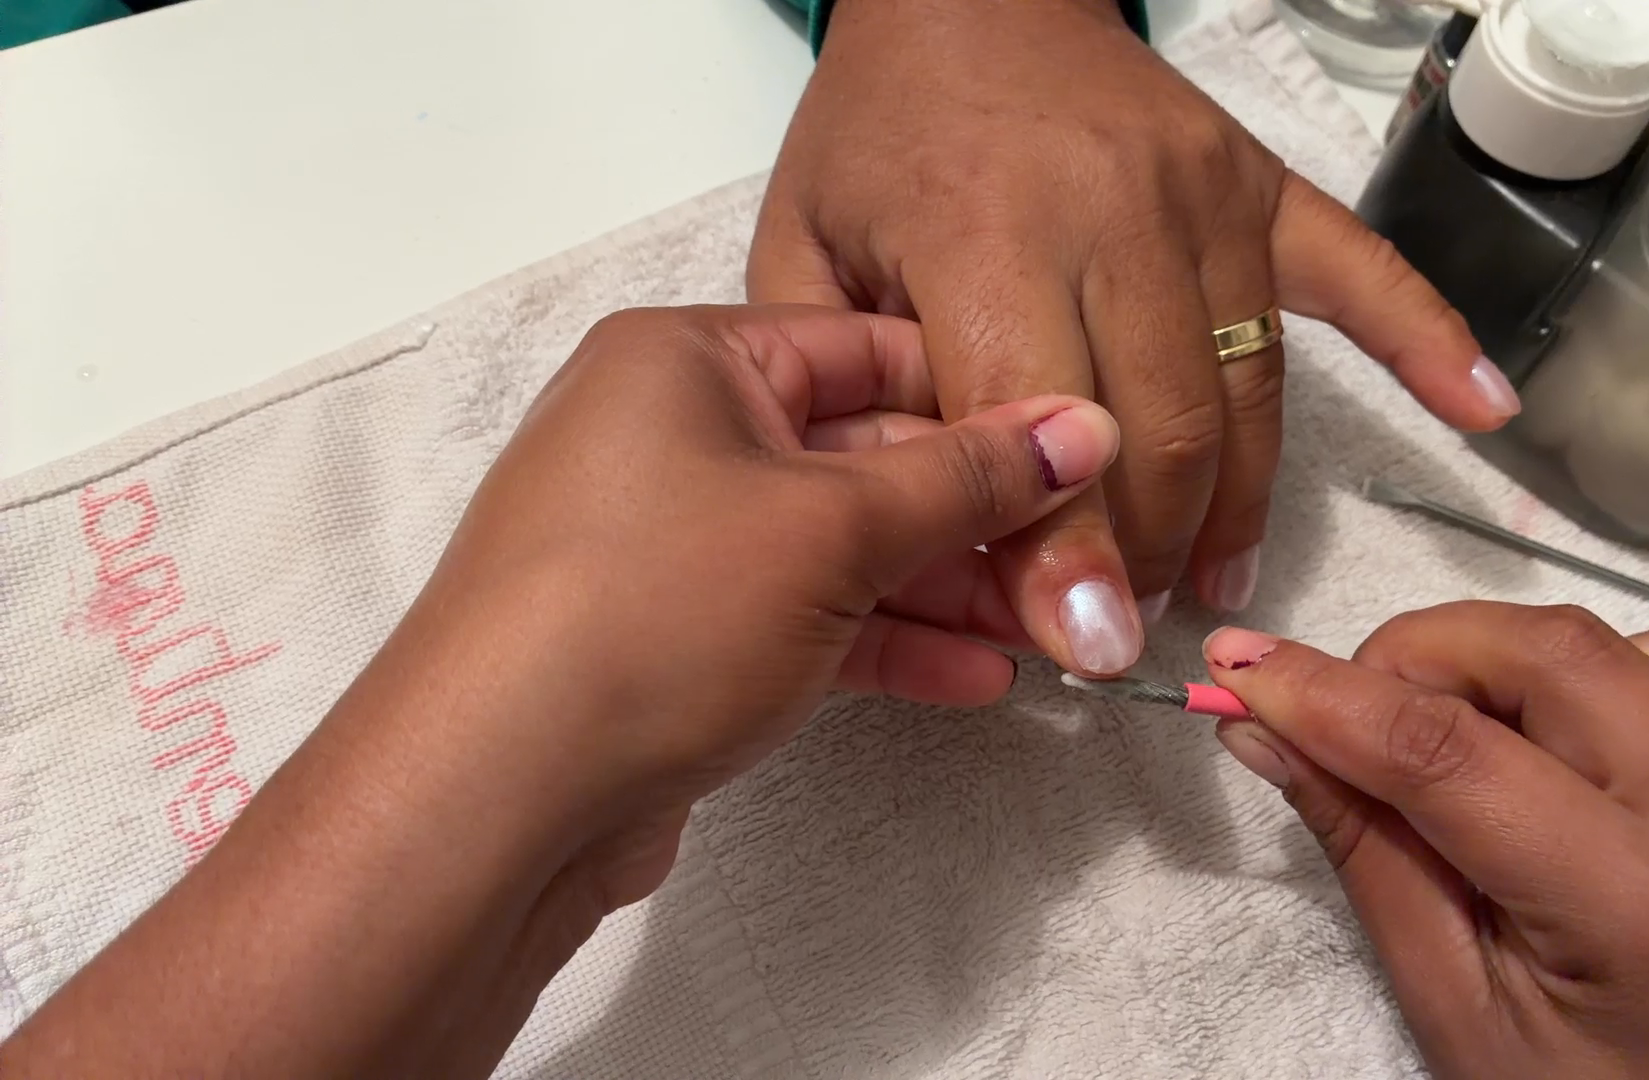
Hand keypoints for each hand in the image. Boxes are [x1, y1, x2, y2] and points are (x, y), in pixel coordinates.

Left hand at [0, 304, 1121, 1077]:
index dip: (977, 398)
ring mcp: (688, 538)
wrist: (496, 803)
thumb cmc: (666, 608)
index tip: (1071, 451)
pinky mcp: (693, 628)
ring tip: (1041, 631)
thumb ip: (968, 477)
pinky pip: (811, 613)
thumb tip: (1091, 426)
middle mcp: (685, 435)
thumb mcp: (832, 526)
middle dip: (970, 519)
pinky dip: (888, 640)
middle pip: (866, 458)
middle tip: (1068, 561)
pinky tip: (977, 678)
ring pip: (846, 546)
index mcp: (694, 362)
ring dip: (943, 590)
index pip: (871, 350)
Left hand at [749, 0, 1515, 675]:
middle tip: (1129, 625)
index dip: (1067, 553)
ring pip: (1245, 392)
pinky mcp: (1258, 183)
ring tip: (1213, 586)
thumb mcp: (803, 257)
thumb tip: (927, 509)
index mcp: (983, 235)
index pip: (1038, 427)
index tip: (1086, 646)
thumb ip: (851, 384)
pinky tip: (1477, 411)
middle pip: (1161, 432)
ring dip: (1237, 508)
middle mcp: (1114, 213)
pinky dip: (1423, 342)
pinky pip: (1358, 272)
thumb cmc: (874, 137)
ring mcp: (1203, 195)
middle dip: (1150, 551)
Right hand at [1203, 604, 1648, 1078]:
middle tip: (1345, 715)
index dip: (1322, 693)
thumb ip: (1351, 834)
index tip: (1232, 663)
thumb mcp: (1439, 986)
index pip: (1448, 754)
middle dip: (1405, 654)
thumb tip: (1253, 725)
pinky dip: (1546, 672)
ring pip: (1587, 641)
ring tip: (1428, 737)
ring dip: (1470, 662)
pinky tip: (1521, 737)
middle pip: (1541, 651)